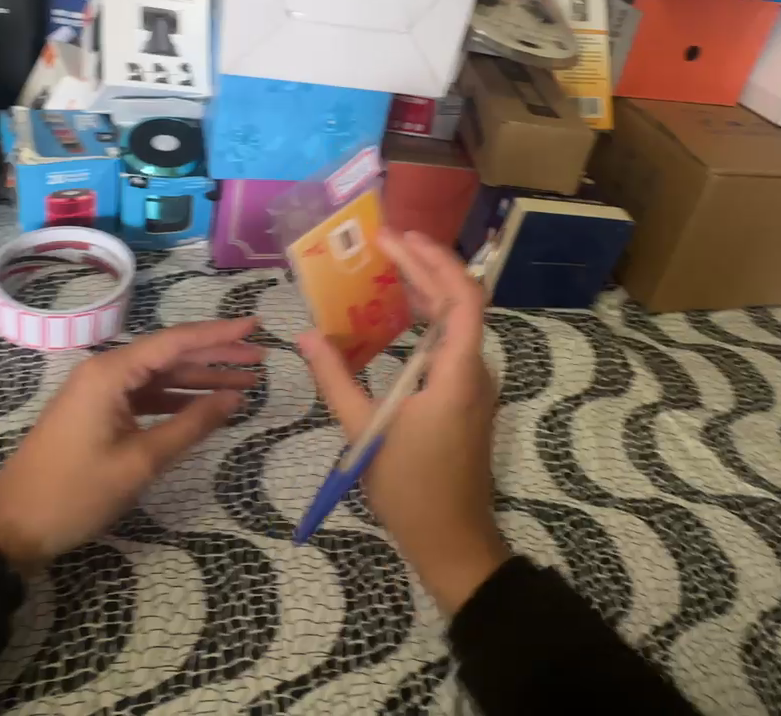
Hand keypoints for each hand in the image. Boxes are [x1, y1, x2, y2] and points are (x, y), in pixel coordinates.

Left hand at [0, 317, 264, 572]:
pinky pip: (146, 394)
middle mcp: (106, 371)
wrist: (10, 529)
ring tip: (245, 382)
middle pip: (171, 354)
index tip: (254, 327)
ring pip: (161, 375)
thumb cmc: (74, 493)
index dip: (218, 334)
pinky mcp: (98, 412)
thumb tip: (234, 398)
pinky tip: (206, 406)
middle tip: (260, 358)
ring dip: (200, 379)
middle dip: (216, 356)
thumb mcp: (140, 462)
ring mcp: (100, 392)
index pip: (176, 341)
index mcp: (111, 372)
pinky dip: (177, 398)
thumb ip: (191, 425)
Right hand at [298, 230, 509, 613]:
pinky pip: (452, 341)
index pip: (462, 297)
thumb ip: (336, 380)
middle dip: (425, 265)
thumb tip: (305, 337)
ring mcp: (474, 382)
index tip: (398, 239)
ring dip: (428, 288)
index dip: (434, 261)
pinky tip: (399, 314)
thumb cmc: (410, 489)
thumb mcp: (365, 432)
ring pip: (459, 319)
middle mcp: (475, 369)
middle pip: (460, 300)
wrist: (453, 540)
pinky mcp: (466, 394)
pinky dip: (429, 317)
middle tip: (383, 241)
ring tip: (387, 265)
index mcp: (457, 374)